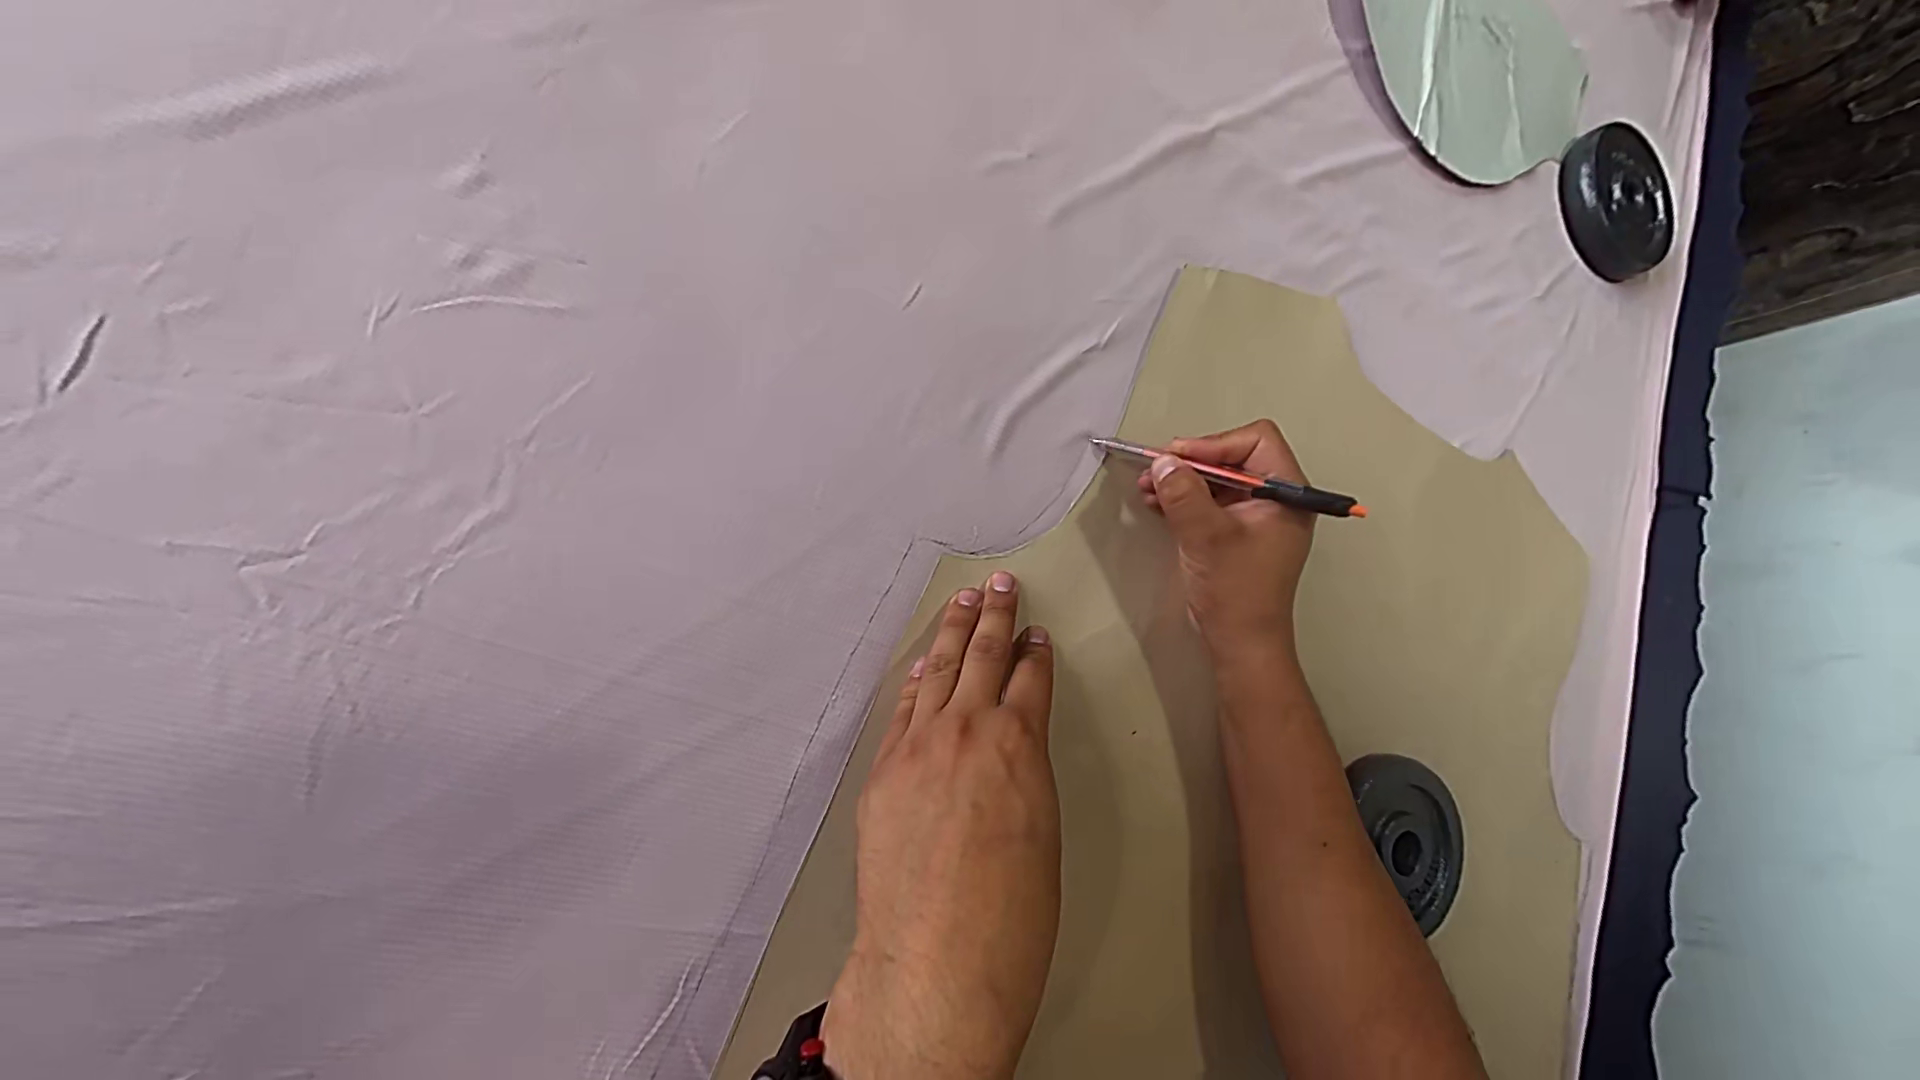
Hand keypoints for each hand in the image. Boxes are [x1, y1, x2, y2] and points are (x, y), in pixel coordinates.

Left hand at [822, 571, 1060, 1079]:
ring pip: (940, 672)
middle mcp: (968, 733)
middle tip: (998, 585)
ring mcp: (920, 747)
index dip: (1035, 651)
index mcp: (1019, 745)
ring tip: (962, 602)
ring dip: (953, 632)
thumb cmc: (1010, 917)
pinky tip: (924, 663)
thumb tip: (1014, 747)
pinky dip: (916, 682)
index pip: (1030, 678)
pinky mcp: (886, 770)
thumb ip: (1026, 772)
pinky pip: (904, 710)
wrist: (936, 965)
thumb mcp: (1042, 831)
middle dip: (994, 615)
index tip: (1035, 632)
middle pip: (984, 655)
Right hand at [1136, 419, 1314, 657]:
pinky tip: (1156, 501)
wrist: (1240, 641)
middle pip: (1232, 457)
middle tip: (1156, 469)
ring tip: (1147, 486)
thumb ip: (1183, 494)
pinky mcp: (1234, 531)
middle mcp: (1274, 499)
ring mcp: (1254, 516)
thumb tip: (1163, 463)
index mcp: (1286, 493)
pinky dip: (1182, 498)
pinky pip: (1208, 501)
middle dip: (1190, 462)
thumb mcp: (1206, 536)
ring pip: (1216, 479)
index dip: (1213, 445)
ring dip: (1181, 480)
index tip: (1176, 459)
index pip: (1255, 441)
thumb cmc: (1237, 592)